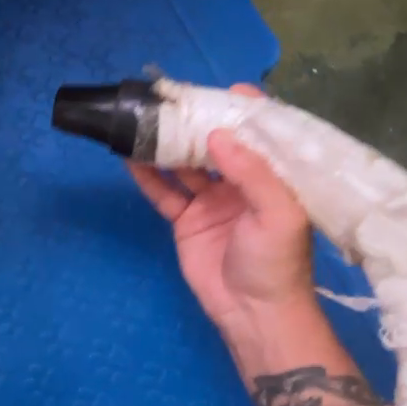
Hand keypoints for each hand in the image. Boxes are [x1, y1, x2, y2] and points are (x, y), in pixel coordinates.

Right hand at [128, 85, 315, 329]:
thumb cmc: (277, 264)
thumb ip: (251, 173)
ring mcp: (210, 201)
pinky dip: (146, 174)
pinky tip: (129, 157)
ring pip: (184, 164)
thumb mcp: (278, 216)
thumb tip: (216, 134)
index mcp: (273, 180)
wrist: (254, 315)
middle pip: (215, 145)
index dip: (246, 112)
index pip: (262, 137)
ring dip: (165, 145)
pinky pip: (163, 191)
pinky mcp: (185, 219)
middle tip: (170, 102)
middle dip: (195, 124)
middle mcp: (241, 184)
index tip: (224, 90)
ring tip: (143, 122)